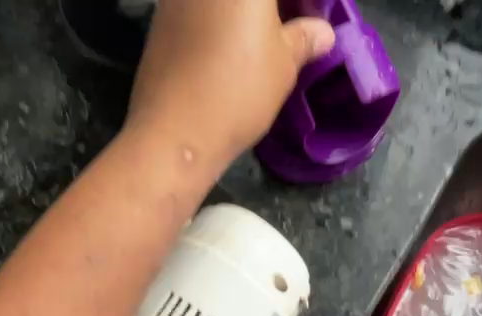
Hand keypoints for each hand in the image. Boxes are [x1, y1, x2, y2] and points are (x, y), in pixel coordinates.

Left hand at [127, 0, 334, 163]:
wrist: (172, 136)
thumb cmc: (236, 93)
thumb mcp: (283, 66)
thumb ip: (302, 39)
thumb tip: (322, 32)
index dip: (299, 6)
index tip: (309, 17)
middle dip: (270, 8)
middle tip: (288, 28)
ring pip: (219, 3)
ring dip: (240, 13)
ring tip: (259, 39)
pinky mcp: (159, 20)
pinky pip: (197, 10)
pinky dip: (215, 21)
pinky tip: (226, 48)